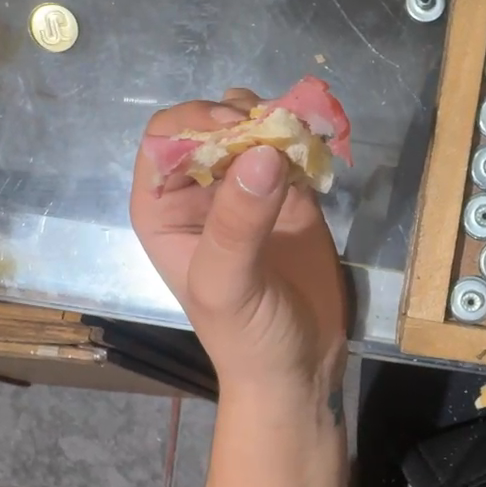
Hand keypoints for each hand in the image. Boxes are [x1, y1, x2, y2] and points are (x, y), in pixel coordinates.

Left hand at [129, 89, 347, 391]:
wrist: (301, 370)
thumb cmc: (246, 337)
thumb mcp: (228, 285)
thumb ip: (237, 223)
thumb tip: (264, 152)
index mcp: (165, 210)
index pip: (165, 141)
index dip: (196, 123)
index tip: (237, 129)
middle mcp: (202, 195)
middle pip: (212, 127)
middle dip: (242, 116)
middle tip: (277, 128)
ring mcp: (250, 194)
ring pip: (253, 132)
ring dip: (276, 121)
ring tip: (300, 130)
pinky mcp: (294, 200)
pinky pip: (293, 154)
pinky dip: (307, 142)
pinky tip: (320, 146)